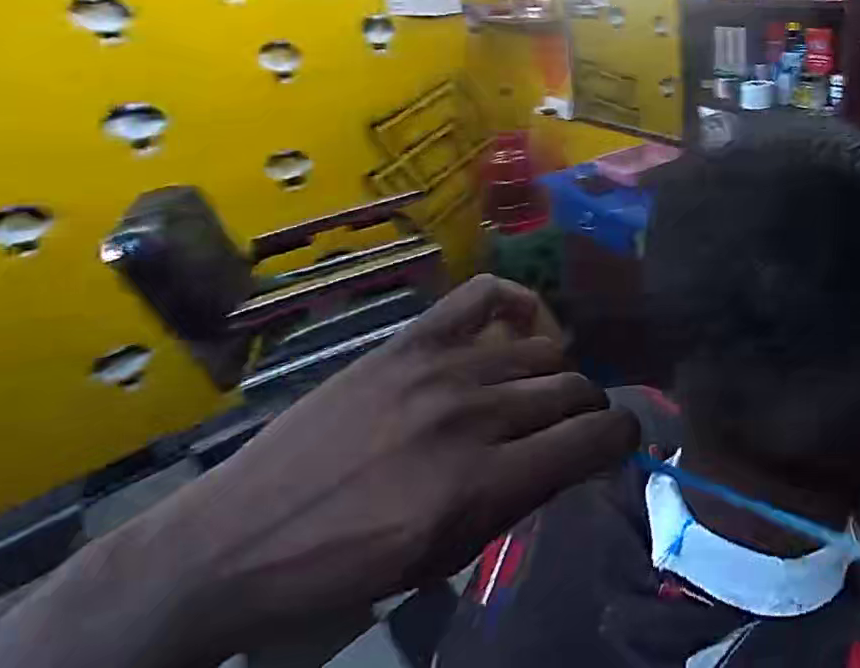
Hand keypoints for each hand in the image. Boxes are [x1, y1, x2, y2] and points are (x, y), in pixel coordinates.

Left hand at [0, 277, 637, 667]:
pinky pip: (486, 294)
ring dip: (555, 372)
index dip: (624, 436)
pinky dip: (517, 304)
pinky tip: (520, 327)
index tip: (621, 440)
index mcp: (484, 483)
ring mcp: (441, 368)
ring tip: (537, 390)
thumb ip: (522, 498)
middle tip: (574, 426)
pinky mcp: (410, 340)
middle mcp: (473, 415)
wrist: (236, 539)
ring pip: (544, 348)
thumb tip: (578, 453)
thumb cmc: (347, 566)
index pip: (595, 438)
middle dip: (590, 409)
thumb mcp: (446, 557)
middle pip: (574, 388)